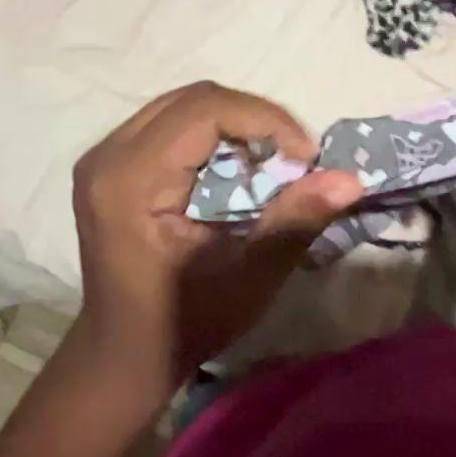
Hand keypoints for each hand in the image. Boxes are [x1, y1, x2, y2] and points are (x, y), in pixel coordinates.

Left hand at [71, 82, 362, 403]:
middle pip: (193, 100)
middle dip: (254, 119)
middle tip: (294, 158)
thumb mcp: (249, 276)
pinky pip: (169, 125)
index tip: (307, 157)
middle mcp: (108, 157)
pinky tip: (236, 170)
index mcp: (130, 181)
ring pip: (182, 106)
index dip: (265, 120)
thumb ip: (295, 220)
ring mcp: (103, 159)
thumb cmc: (186, 322)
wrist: (125, 356)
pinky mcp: (110, 168)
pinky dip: (212, 136)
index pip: (204, 110)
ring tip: (270, 163)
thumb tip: (351, 178)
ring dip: (234, 125)